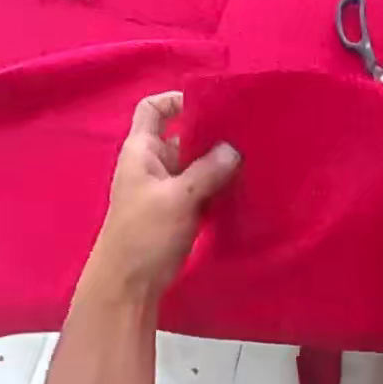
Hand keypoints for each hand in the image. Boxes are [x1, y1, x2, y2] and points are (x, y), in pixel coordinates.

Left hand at [80, 91, 238, 302]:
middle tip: (247, 134)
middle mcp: (154, 164)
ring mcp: (168, 188)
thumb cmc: (144, 233)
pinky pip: (204, 188)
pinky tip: (244, 186)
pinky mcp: (181, 210)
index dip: (177, 101)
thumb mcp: (178, 197)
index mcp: (141, 150)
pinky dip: (220, 186)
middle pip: (183, 137)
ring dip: (220, 163)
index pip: (154, 110)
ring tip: (253, 159)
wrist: (130, 282)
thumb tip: (234, 149)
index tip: (211, 104)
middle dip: (212, 134)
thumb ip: (207, 170)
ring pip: (197, 165)